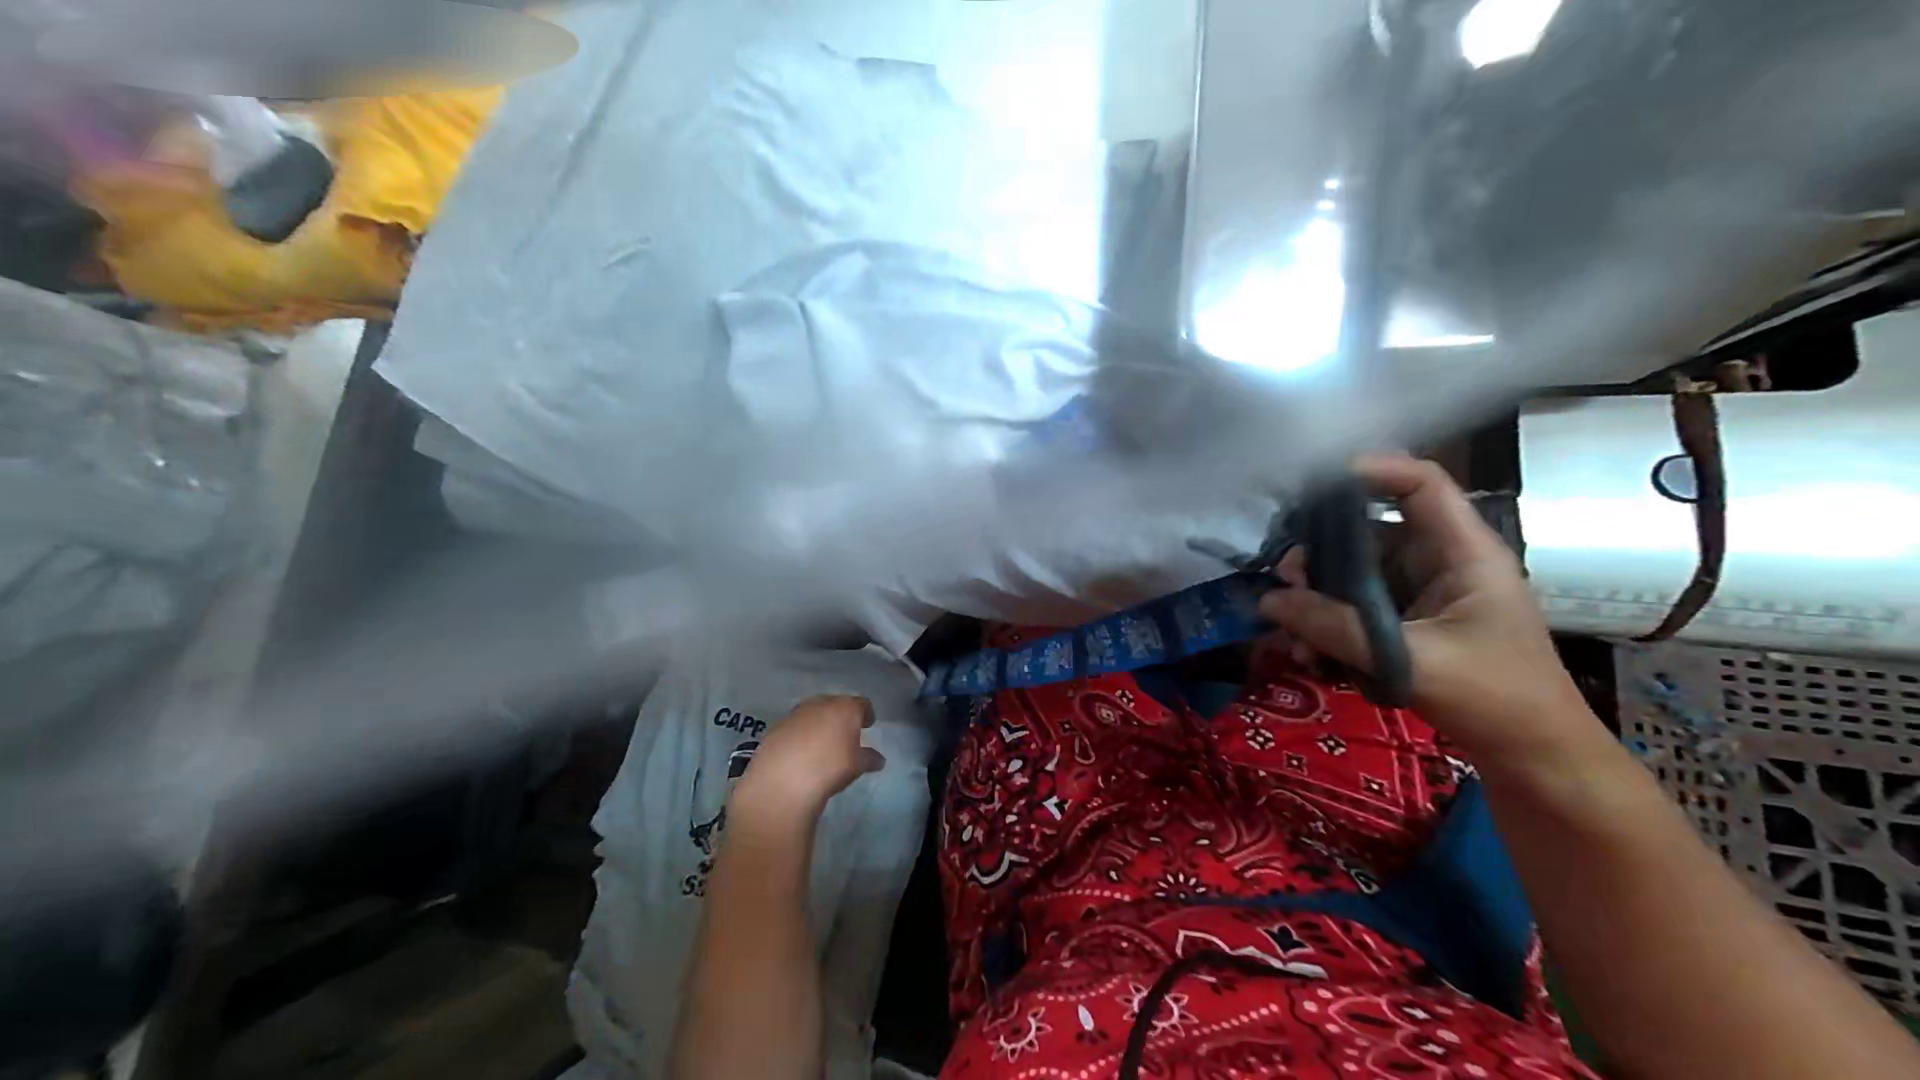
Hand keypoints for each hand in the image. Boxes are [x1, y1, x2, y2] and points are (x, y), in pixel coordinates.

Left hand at [733, 695, 884, 819]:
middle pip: (836, 704)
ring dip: (819, 724)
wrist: (782, 780)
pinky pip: (795, 726)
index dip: (866, 714)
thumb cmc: (830, 768)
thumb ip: (869, 759)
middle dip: (841, 716)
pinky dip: (800, 734)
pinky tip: (800, 753)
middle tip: (844, 734)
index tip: (867, 725)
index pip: (862, 704)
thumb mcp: (857, 766)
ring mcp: (796, 713)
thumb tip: (879, 760)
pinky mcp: (777, 727)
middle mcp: (821, 704)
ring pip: (813, 713)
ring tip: (821, 744)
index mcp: (845, 708)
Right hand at [1260, 456, 1602, 772]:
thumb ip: (1337, 628)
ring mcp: (1418, 595)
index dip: (1373, 470)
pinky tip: (1308, 657)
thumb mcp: (1411, 660)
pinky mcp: (1403, 625)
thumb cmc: (1496, 699)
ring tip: (1291, 635)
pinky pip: (1352, 610)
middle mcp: (1437, 563)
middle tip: (1285, 580)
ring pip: (1352, 575)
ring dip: (1316, 600)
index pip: (1422, 485)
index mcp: (1463, 553)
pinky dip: (1326, 627)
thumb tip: (1270, 599)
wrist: (1535, 759)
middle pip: (1367, 531)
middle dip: (1320, 553)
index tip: (1313, 480)